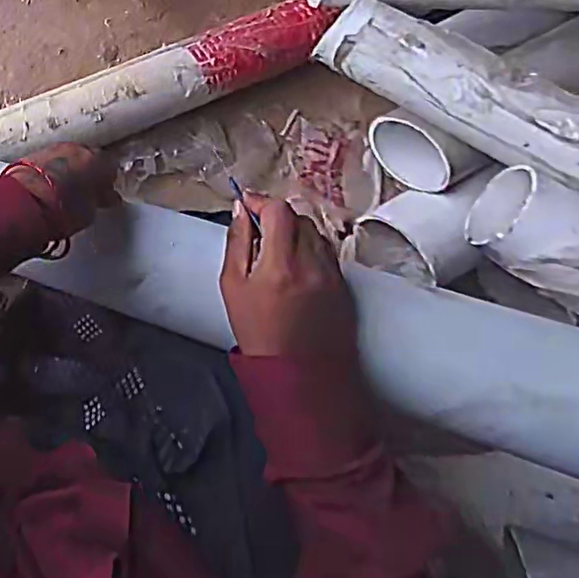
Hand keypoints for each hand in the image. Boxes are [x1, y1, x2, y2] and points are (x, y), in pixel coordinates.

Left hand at [9, 143, 120, 235]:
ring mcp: (54, 148)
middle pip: (88, 157)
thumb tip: (102, 198)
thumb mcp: (90, 212)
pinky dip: (51, 170)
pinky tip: (48, 185)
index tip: (104, 192)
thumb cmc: (63, 208)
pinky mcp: (34, 153)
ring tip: (64, 189)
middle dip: (87, 171)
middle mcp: (78, 148)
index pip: (111, 166)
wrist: (26, 200)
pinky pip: (49, 160)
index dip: (108, 180)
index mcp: (99, 161)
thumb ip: (99, 199)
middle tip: (85, 190)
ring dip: (68, 169)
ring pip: (67, 156)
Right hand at [219, 191, 356, 359]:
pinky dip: (310, 250)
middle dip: (277, 217)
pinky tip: (295, 267)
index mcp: (281, 265)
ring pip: (315, 233)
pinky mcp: (345, 287)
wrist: (300, 376)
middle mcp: (313, 265)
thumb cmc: (259, 331)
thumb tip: (240, 210)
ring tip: (277, 250)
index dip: (260, 201)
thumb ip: (237, 241)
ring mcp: (333, 276)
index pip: (279, 211)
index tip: (247, 204)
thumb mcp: (233, 284)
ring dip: (295, 232)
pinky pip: (327, 253)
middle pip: (299, 217)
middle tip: (259, 230)